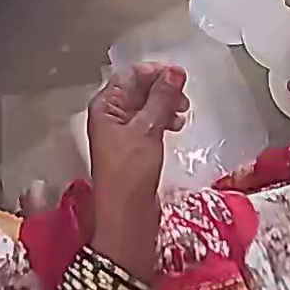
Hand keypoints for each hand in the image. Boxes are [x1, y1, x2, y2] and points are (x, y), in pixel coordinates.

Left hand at [85, 63, 187, 277]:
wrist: (127, 218)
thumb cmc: (131, 173)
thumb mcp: (148, 130)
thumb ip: (162, 98)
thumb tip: (175, 71)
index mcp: (106, 106)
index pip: (131, 75)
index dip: (156, 73)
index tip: (180, 79)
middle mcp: (111, 115)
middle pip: (140, 88)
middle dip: (163, 90)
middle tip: (183, 100)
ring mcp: (123, 131)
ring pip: (148, 105)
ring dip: (166, 105)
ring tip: (182, 115)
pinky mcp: (135, 146)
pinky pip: (151, 122)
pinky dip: (165, 119)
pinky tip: (176, 126)